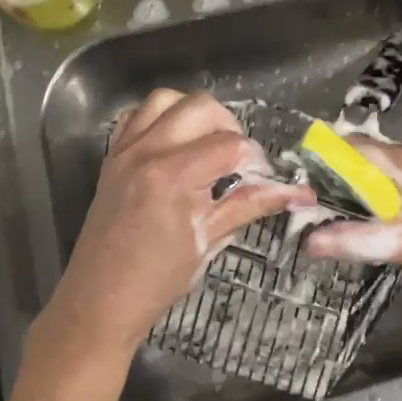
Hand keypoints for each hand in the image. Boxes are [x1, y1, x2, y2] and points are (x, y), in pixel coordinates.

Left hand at [43, 90, 312, 356]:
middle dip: (230, 128)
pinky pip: (137, 115)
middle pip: (203, 108)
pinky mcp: (112, 156)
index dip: (257, 160)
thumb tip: (301, 194)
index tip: (265, 180)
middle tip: (238, 161)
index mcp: (175, 176)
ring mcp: (126, 150)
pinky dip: (161, 119)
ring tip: (208, 146)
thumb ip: (253, 204)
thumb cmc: (159, 279)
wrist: (100, 300)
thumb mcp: (212, 240)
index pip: (232, 145)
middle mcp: (148, 152)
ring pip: (167, 100)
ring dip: (195, 115)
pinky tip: (176, 145)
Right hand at [303, 140, 401, 280]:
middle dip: (345, 183)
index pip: (353, 148)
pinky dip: (394, 193)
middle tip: (326, 216)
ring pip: (391, 168)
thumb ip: (360, 242)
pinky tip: (396, 220)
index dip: (323, 165)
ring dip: (371, 190)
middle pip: (370, 158)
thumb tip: (310, 242)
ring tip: (357, 223)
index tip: (303, 191)